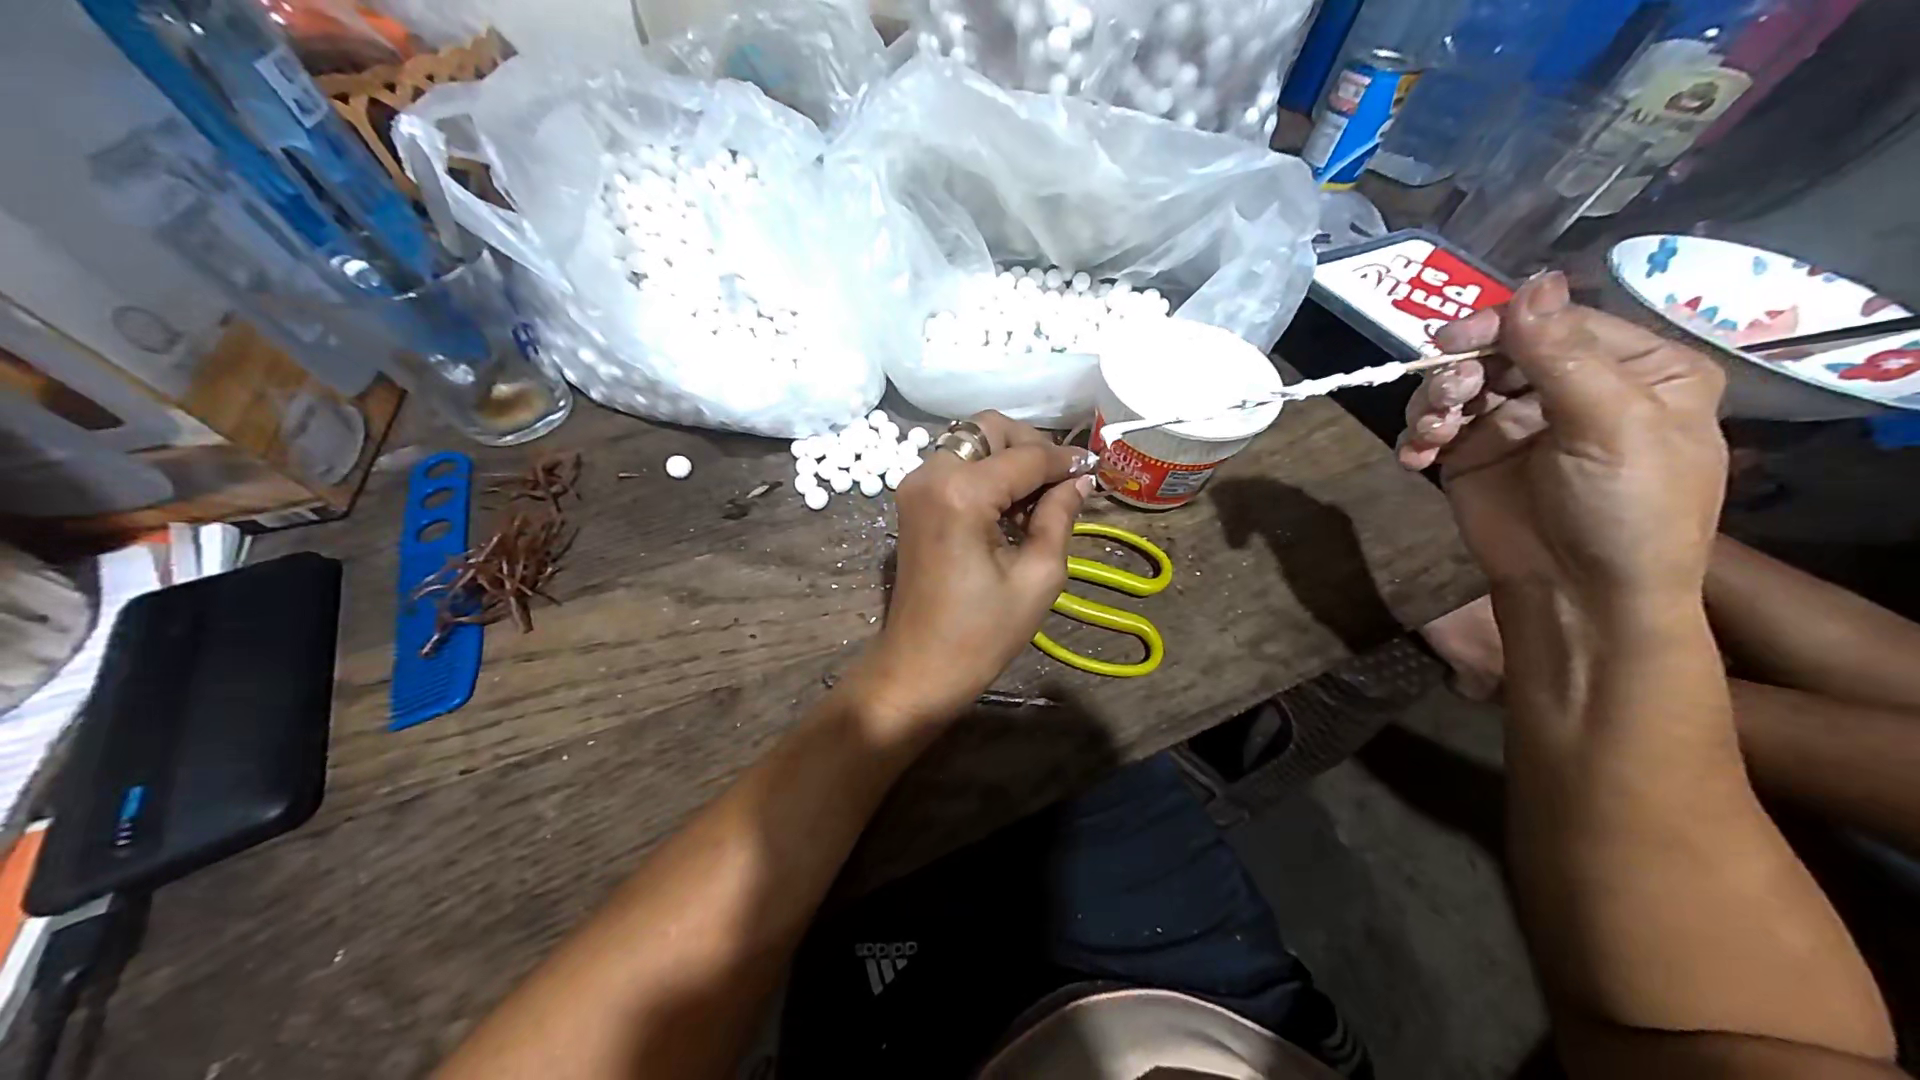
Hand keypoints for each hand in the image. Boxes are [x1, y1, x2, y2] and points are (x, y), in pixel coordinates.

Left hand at [853, 411, 1096, 733]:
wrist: (920, 666)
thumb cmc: (982, 632)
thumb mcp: (1038, 576)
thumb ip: (1059, 517)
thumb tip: (1081, 480)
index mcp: (962, 492)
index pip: (1027, 456)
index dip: (1065, 461)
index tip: (1095, 470)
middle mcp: (931, 475)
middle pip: (989, 429)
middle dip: (1030, 446)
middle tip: (1061, 482)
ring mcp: (916, 486)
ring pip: (972, 444)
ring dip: (1008, 460)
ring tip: (1039, 501)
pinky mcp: (913, 501)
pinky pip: (956, 466)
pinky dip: (986, 474)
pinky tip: (1010, 508)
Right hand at [1401, 272, 1727, 613]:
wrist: (1578, 593)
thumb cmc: (1624, 508)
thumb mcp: (1611, 426)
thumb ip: (1566, 355)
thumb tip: (1531, 281)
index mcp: (1634, 370)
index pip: (1558, 322)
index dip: (1503, 324)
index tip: (1454, 339)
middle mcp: (1571, 387)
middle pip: (1498, 350)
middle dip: (1462, 369)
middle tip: (1448, 395)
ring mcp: (1515, 422)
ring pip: (1457, 385)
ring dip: (1433, 403)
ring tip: (1432, 436)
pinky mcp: (1471, 455)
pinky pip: (1433, 427)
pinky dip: (1417, 438)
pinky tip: (1416, 459)